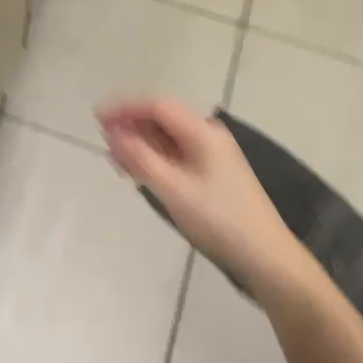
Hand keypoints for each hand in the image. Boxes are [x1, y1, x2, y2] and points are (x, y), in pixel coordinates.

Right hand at [99, 99, 310, 296]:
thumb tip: (112, 132)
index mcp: (202, 132)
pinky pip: (177, 155)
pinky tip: (141, 173)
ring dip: (142, 144)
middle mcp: (208, 136)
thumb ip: (140, 159)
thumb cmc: (218, 220)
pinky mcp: (213, 173)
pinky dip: (156, 159)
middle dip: (131, 126)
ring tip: (117, 161)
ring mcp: (212, 155)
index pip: (157, 106)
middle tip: (104, 142)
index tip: (97, 118)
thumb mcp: (173, 190)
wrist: (265, 256)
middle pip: (163, 119)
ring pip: (169, 138)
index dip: (125, 108)